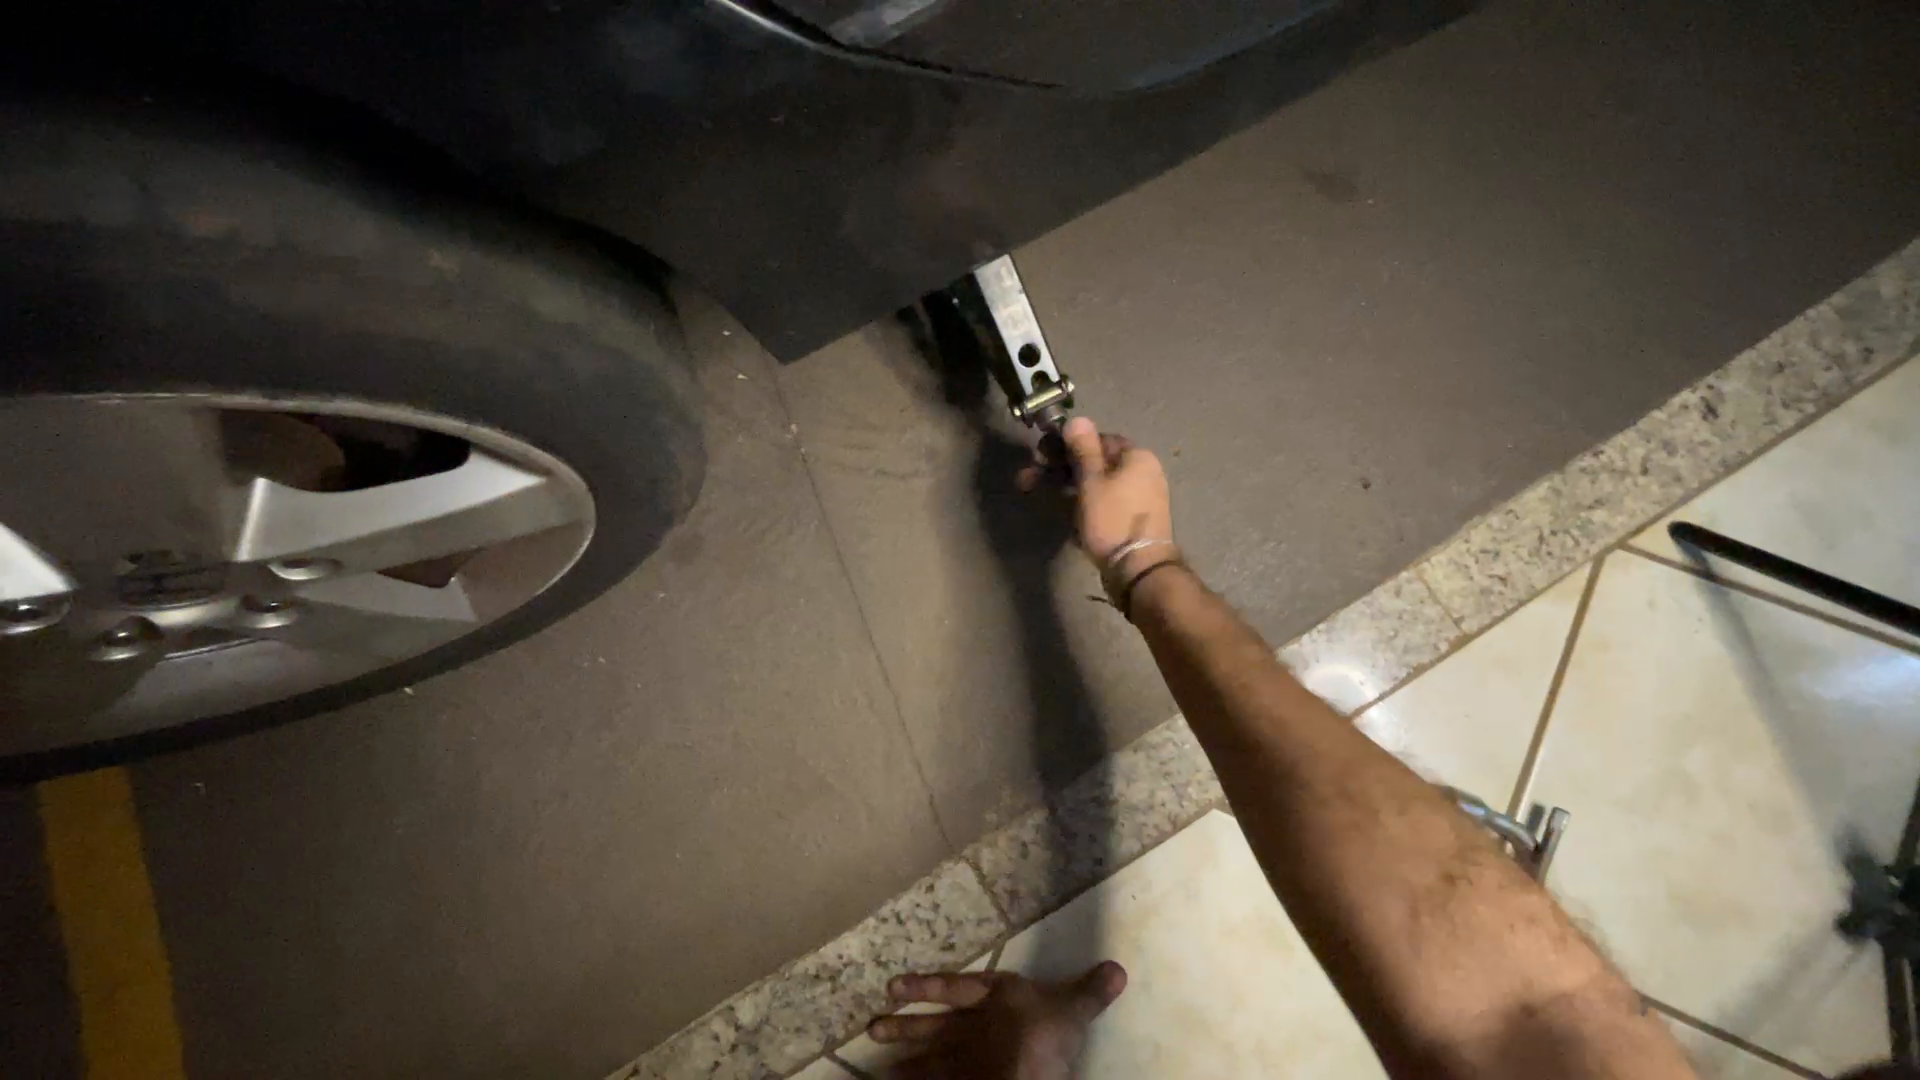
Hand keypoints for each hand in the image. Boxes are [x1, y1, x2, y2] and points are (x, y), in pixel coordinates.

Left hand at [866, 963, 1126, 1079]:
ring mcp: (967, 1056)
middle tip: (873, 1027)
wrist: (1033, 1067)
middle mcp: (973, 1024)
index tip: (893, 986)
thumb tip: (1118, 968)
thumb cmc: (1048, 1033)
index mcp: (994, 997)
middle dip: (904, 1026)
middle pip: (933, 1026)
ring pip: (929, 1056)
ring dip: (904, 1058)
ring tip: (877, 1063)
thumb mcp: (1073, 1010)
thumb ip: (1090, 991)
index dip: (925, 985)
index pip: (954, 986)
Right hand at [1022, 417, 1175, 579]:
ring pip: (1096, 485)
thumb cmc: (1112, 519)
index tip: (1040, 456)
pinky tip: (1067, 517)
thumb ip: (1083, 449)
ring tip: (1040, 498)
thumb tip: (1077, 419)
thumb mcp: (1091, 481)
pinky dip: (1084, 507)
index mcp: (1136, 456)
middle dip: (1060, 469)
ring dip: (1067, 489)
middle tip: (1029, 479)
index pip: (1097, 438)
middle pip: (1094, 463)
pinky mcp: (1132, 521)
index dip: (1066, 445)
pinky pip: (1104, 504)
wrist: (1138, 570)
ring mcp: (1139, 498)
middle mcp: (1142, 472)